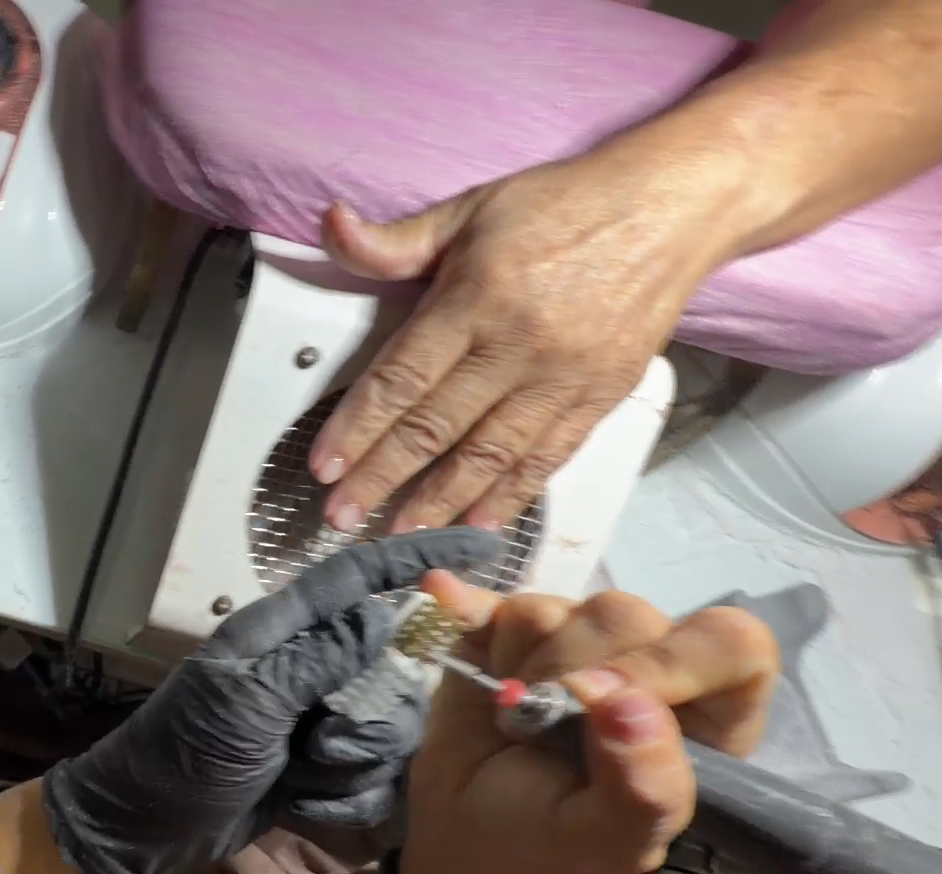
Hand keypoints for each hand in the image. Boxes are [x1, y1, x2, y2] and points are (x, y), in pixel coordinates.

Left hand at [40, 528, 502, 873]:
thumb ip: (315, 659)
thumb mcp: (243, 701)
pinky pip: (371, 777)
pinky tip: (298, 804)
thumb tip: (378, 615)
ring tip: (297, 777)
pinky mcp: (318, 766)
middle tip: (317, 745)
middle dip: (366, 721)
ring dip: (349, 766)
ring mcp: (312, 719)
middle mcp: (302, 668)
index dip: (417, 557)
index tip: (487, 542)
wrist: (147, 827)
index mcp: (275, 635)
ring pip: (386, 729)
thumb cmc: (181, 755)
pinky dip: (342, 797)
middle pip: (388, 672)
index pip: (352, 580)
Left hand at [308, 142, 752, 532]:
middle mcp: (519, 345)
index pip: (400, 380)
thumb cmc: (567, 205)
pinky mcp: (601, 395)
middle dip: (380, 479)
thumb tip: (331, 226)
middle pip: (434, 427)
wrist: (687, 200)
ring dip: (437, 502)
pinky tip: (476, 525)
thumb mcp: (471, 210)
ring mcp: (564, 376)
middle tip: (341, 517)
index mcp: (477, 300)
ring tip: (396, 536)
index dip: (356, 429)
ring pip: (487, 454)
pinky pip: (548, 456)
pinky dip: (509, 495)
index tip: (323, 468)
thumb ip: (394, 240)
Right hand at [398, 573, 779, 873]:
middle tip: (540, 723)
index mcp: (704, 709)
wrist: (467, 817)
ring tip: (507, 709)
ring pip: (550, 608)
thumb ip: (642, 787)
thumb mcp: (609, 837)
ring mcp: (565, 633)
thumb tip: (622, 701)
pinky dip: (460, 600)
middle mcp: (640, 655)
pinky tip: (439, 594)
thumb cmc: (552, 831)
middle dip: (567, 671)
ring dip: (516, 663)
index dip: (672, 662)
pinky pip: (483, 597)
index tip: (608, 704)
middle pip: (624, 615)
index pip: (728, 644)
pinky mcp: (496, 623)